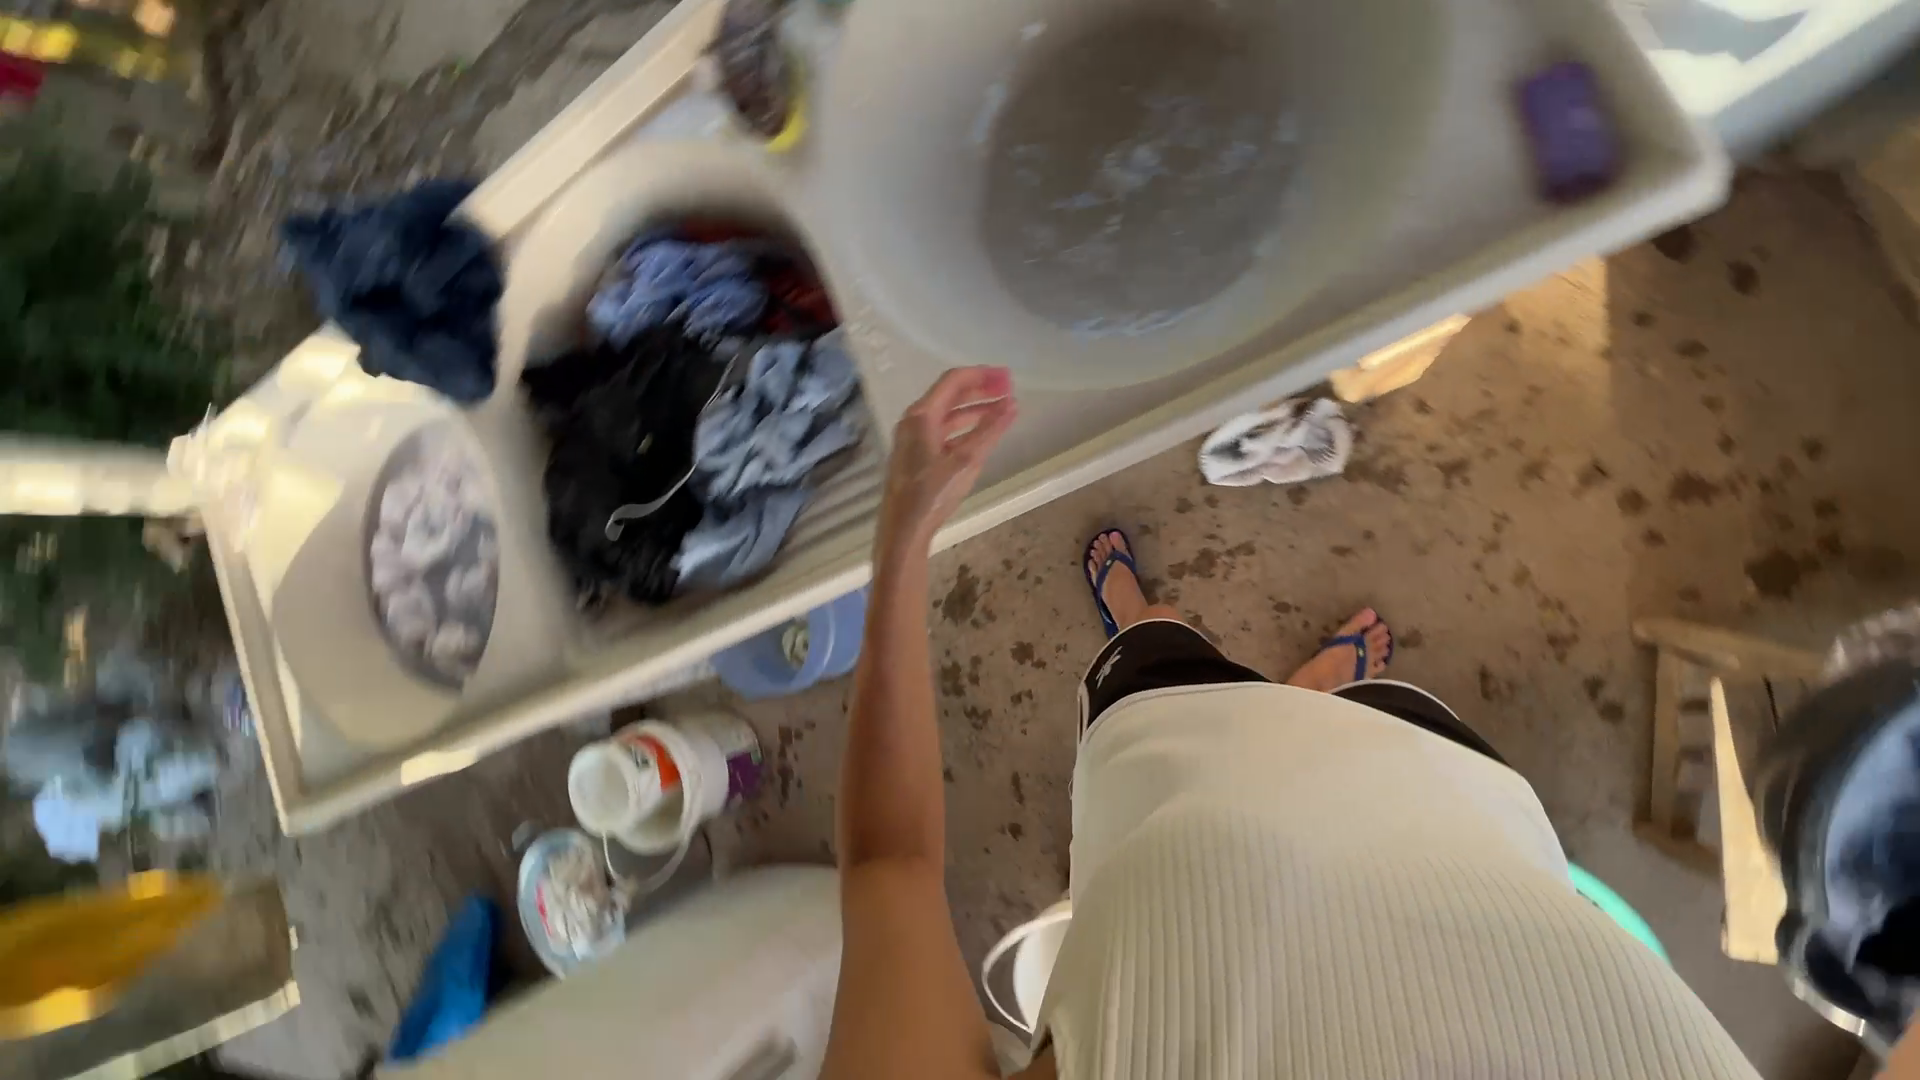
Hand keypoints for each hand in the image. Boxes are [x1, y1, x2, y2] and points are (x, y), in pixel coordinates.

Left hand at [876, 366, 1017, 558]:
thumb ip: (990, 430)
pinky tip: (980, 435)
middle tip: (1008, 389)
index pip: (953, 381)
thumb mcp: (966, 461)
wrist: (903, 529)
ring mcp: (912, 438)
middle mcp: (913, 421)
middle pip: (950, 395)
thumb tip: (1012, 404)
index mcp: (921, 416)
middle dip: (980, 389)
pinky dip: (964, 428)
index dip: (982, 375)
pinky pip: (943, 431)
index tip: (1008, 378)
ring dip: (974, 409)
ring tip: (1001, 411)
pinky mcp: (915, 455)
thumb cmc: (932, 494)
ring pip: (947, 414)